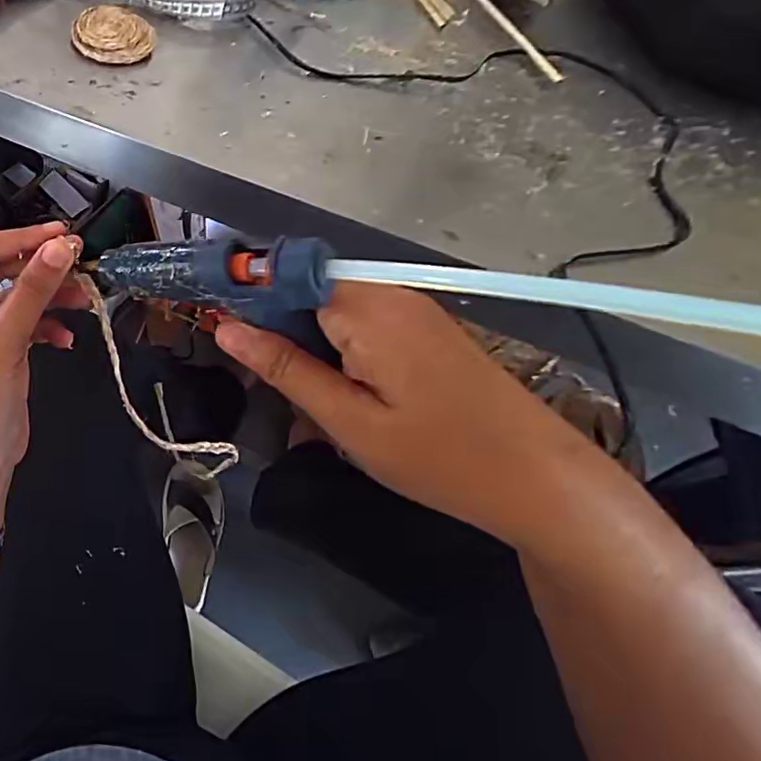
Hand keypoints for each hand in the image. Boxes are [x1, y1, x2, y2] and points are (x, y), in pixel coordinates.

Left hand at [0, 222, 85, 548]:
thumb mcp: (3, 343)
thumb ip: (32, 291)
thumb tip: (61, 247)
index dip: (20, 239)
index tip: (61, 235)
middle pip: (2, 272)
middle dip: (40, 267)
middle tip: (78, 262)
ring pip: (19, 297)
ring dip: (51, 296)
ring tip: (83, 299)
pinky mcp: (1, 351)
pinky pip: (28, 324)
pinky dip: (49, 325)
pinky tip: (67, 337)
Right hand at [215, 282, 609, 544]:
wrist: (545, 484)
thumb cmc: (440, 457)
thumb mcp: (349, 420)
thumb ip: (285, 367)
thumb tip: (226, 327)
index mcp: (367, 307)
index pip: (282, 276)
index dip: (244, 296)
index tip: (215, 327)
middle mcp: (389, 293)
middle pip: (306, 288)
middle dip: (275, 325)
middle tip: (264, 380)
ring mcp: (412, 308)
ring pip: (331, 308)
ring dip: (305, 341)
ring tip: (302, 394)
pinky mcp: (425, 327)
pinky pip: (361, 321)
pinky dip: (336, 347)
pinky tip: (340, 390)